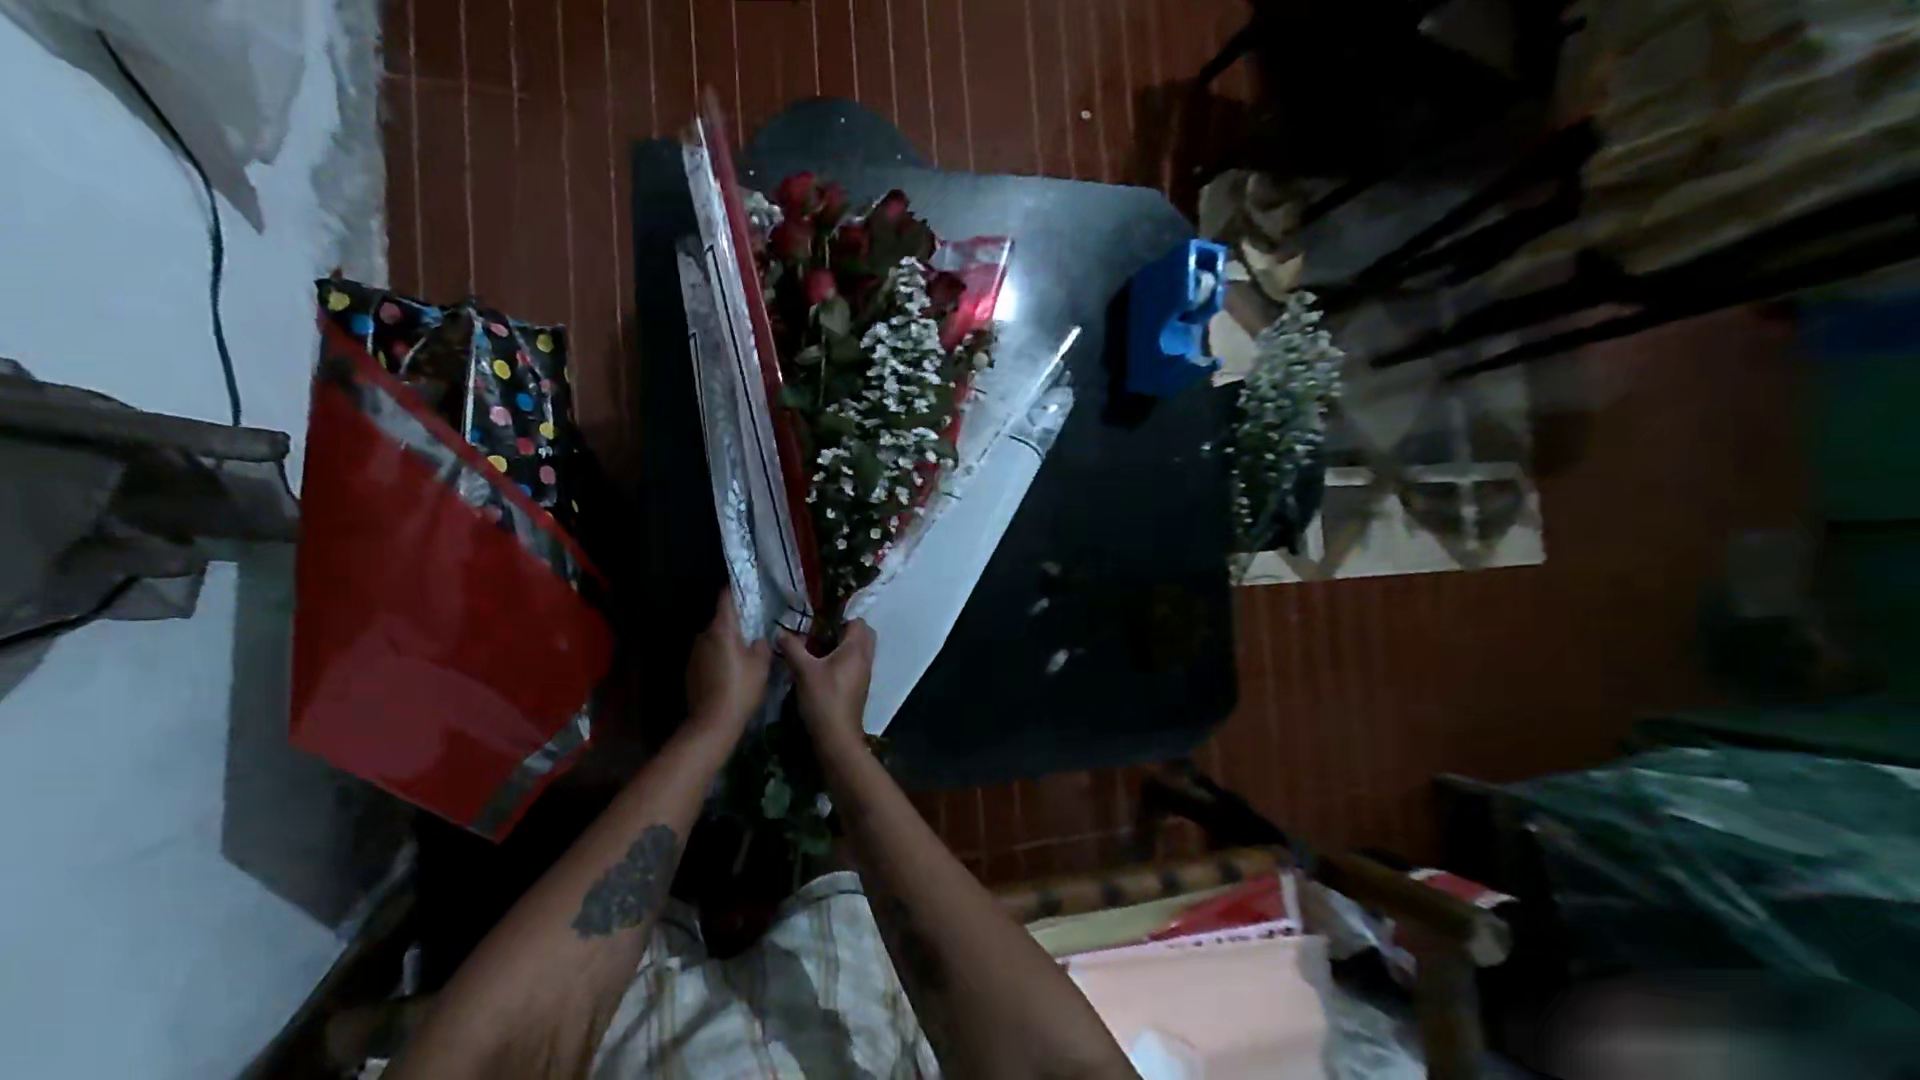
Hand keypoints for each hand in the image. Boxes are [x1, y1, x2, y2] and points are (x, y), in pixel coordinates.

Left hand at [686, 589, 771, 734]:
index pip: (725, 599)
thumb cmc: (741, 688)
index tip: (746, 587)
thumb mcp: (761, 664)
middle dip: (736, 623)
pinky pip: (708, 656)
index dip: (735, 590)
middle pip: (721, 621)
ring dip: (727, 643)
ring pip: (714, 640)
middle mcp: (704, 636)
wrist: (713, 722)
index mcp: (722, 629)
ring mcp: (694, 653)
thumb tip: (758, 638)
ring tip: (744, 655)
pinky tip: (731, 672)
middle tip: (754, 631)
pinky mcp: (690, 670)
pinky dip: (719, 658)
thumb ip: (761, 644)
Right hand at [777, 620, 874, 755]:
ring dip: (844, 646)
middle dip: (844, 631)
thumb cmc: (823, 698)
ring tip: (819, 651)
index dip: (840, 619)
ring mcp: (865, 674)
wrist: (837, 736)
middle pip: (863, 634)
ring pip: (860, 650)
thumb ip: (792, 648)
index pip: (858, 622)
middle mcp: (865, 658)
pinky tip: (824, 669)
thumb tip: (781, 631)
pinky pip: (856, 664)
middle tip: (821, 636)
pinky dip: (845, 661)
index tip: (819, 625)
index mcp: (856, 649)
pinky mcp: (860, 686)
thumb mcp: (803, 671)